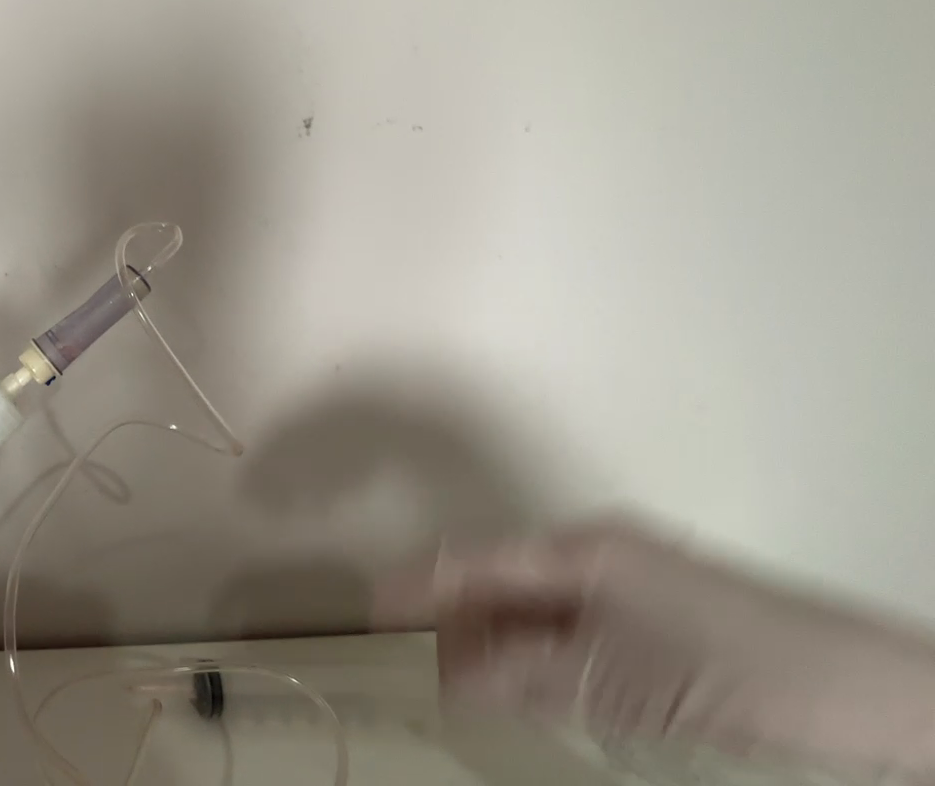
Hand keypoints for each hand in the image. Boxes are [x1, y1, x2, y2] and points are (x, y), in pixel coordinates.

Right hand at [400, 520, 934, 777]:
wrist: (889, 703)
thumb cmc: (735, 670)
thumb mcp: (612, 678)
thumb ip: (518, 673)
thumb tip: (441, 678)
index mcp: (578, 548)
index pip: (471, 561)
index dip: (416, 584)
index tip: (369, 612)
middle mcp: (597, 557)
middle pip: (499, 583)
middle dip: (450, 619)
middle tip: (407, 660)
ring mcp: (631, 590)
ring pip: (534, 612)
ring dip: (491, 644)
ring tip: (452, 681)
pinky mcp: (660, 627)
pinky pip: (571, 635)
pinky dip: (536, 660)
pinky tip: (522, 690)